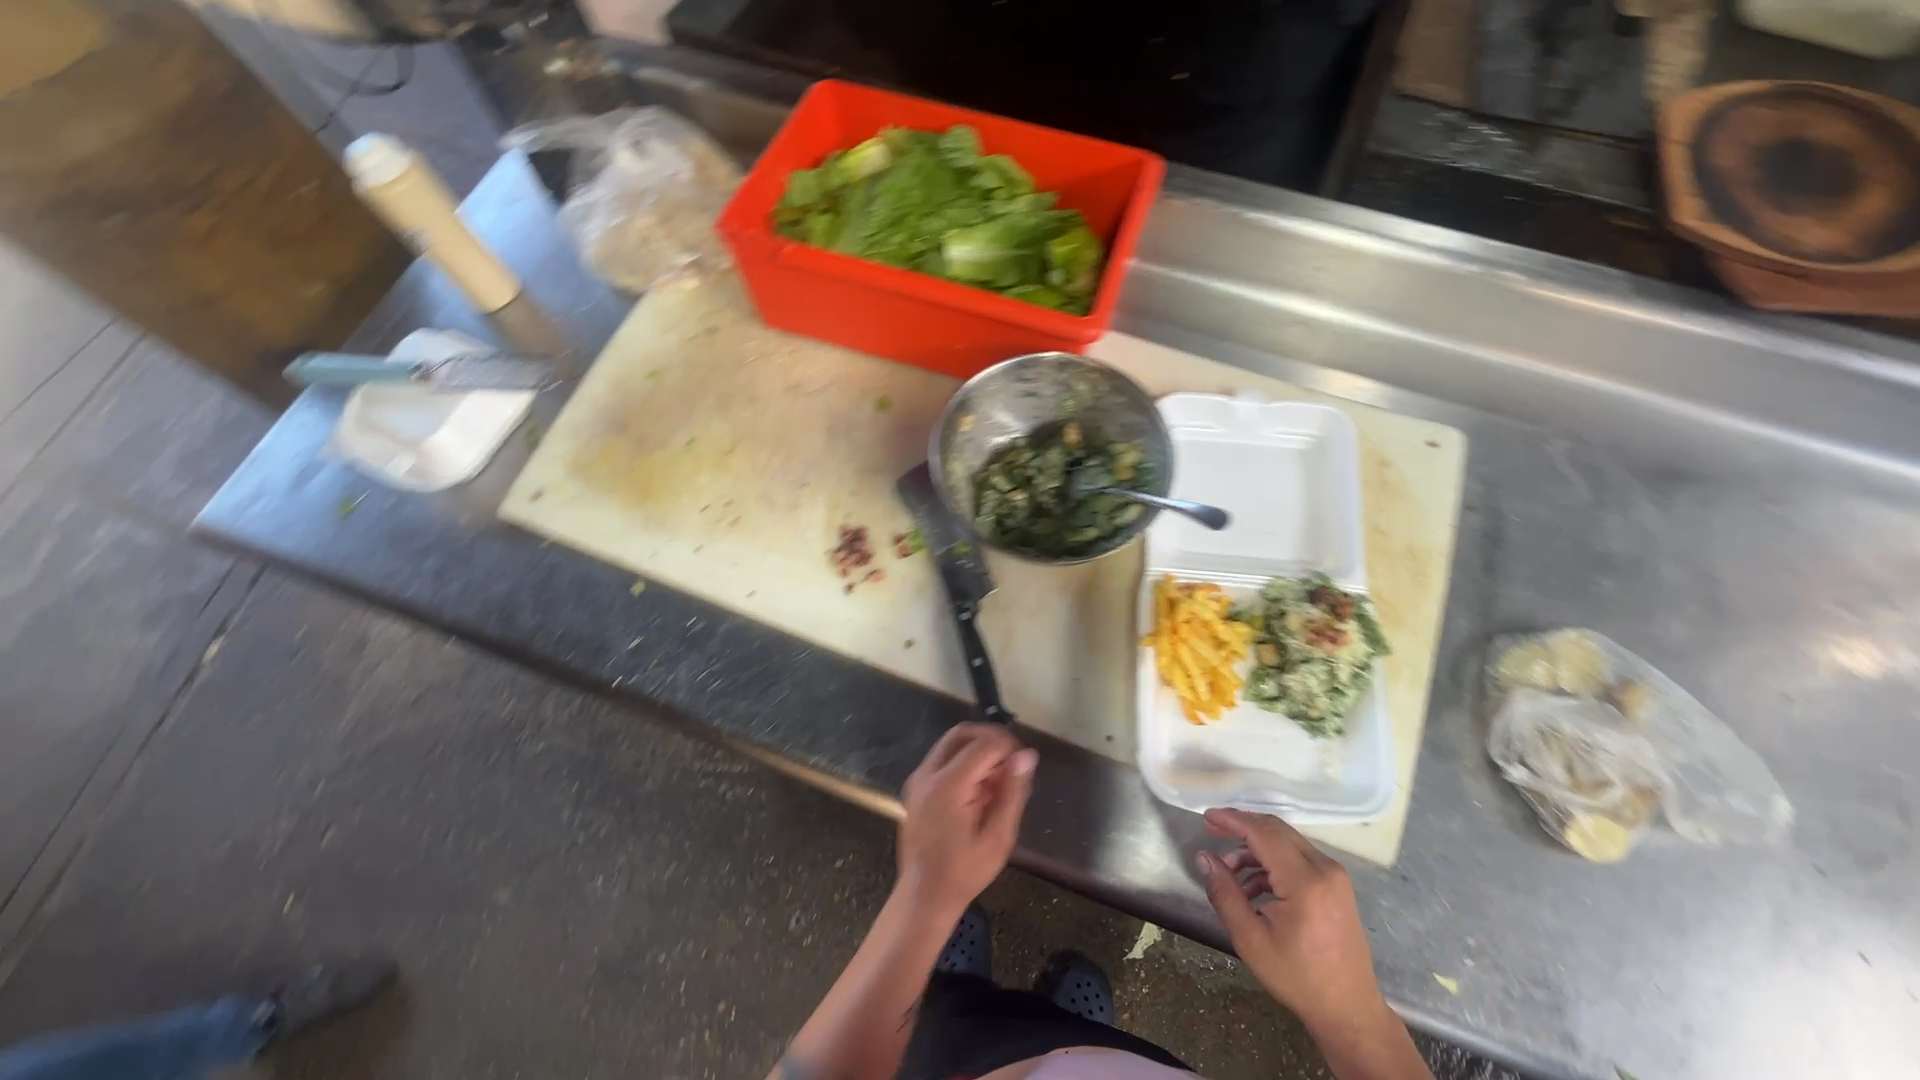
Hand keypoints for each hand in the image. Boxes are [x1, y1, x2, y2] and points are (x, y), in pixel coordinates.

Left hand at [896, 723, 1036, 917]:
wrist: (924, 895)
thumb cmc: (965, 872)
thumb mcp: (998, 836)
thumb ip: (1012, 792)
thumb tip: (1027, 755)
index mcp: (947, 785)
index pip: (983, 744)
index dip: (1008, 746)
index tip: (1024, 764)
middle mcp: (927, 774)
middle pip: (962, 734)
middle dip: (991, 739)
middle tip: (1013, 762)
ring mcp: (918, 780)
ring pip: (951, 743)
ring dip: (978, 750)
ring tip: (999, 778)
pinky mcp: (916, 788)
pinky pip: (942, 759)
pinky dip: (964, 762)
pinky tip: (981, 788)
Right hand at [1194, 808, 1386, 1036]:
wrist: (1348, 1009)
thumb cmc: (1297, 977)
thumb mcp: (1250, 939)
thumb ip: (1225, 893)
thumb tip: (1205, 857)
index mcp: (1305, 881)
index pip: (1263, 833)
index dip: (1232, 820)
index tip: (1206, 818)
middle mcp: (1325, 869)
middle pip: (1277, 830)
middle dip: (1242, 827)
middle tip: (1212, 832)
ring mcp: (1335, 877)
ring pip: (1288, 843)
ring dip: (1256, 848)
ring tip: (1229, 872)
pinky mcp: (1337, 887)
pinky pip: (1299, 859)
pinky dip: (1273, 863)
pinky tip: (1254, 887)